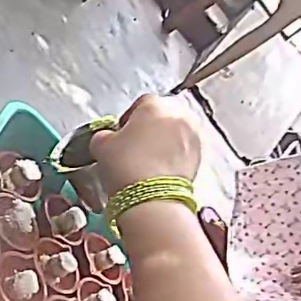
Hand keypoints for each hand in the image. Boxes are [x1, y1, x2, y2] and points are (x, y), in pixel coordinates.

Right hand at [88, 94, 207, 192]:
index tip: (120, 134)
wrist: (151, 196)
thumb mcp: (101, 146)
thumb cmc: (125, 165)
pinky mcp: (199, 155)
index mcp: (153, 105)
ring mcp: (192, 134)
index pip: (140, 103)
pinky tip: (159, 171)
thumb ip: (103, 135)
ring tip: (147, 162)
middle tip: (134, 148)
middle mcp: (178, 113)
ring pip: (174, 133)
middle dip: (149, 129)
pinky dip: (173, 156)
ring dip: (163, 143)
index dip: (128, 118)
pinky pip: (183, 150)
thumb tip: (107, 137)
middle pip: (161, 116)